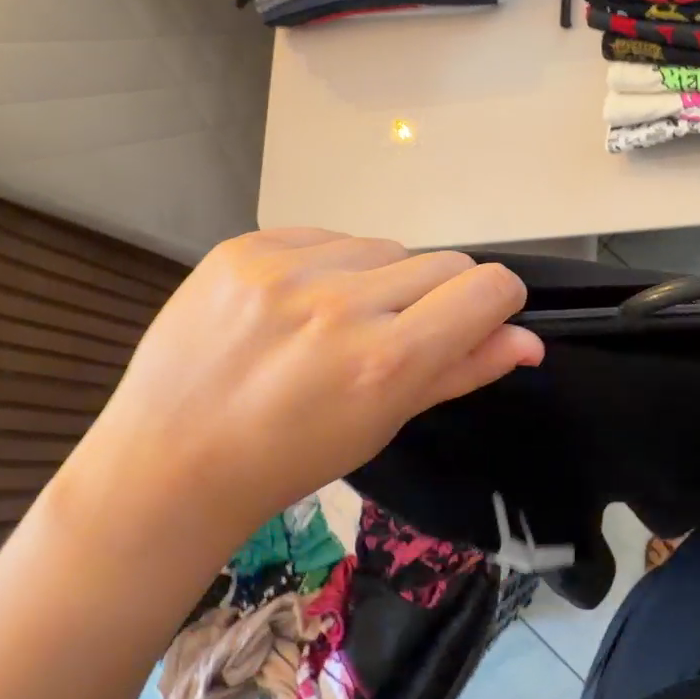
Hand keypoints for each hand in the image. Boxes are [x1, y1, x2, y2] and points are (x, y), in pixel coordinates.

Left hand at [68, 230, 542, 541]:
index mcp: (388, 360)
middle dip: (438, 297)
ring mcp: (287, 270)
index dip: (498, 303)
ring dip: (381, 280)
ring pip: (388, 248)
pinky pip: (329, 236)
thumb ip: (466, 370)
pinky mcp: (244, 247)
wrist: (168, 462)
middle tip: (393, 337)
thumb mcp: (389, 421)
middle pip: (447, 262)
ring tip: (332, 324)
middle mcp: (344, 304)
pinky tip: (295, 305)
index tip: (477, 321)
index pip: (490, 288)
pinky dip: (330, 266)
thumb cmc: (294, 456)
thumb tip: (531, 340)